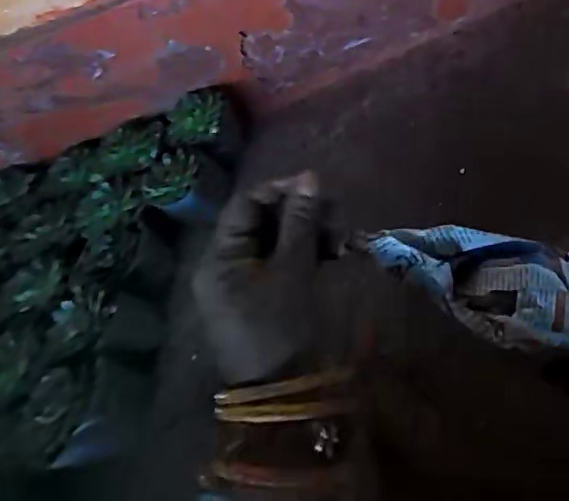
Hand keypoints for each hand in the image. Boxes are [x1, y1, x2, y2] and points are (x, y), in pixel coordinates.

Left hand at [192, 170, 328, 383]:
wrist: (281, 389)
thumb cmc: (280, 325)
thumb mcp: (294, 268)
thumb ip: (301, 220)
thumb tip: (310, 177)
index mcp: (221, 257)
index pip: (247, 204)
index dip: (281, 188)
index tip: (316, 184)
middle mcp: (229, 263)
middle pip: (267, 219)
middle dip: (306, 212)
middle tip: (338, 214)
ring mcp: (248, 278)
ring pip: (283, 236)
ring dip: (316, 231)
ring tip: (347, 238)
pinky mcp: (268, 291)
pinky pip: (290, 257)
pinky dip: (315, 251)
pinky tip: (342, 251)